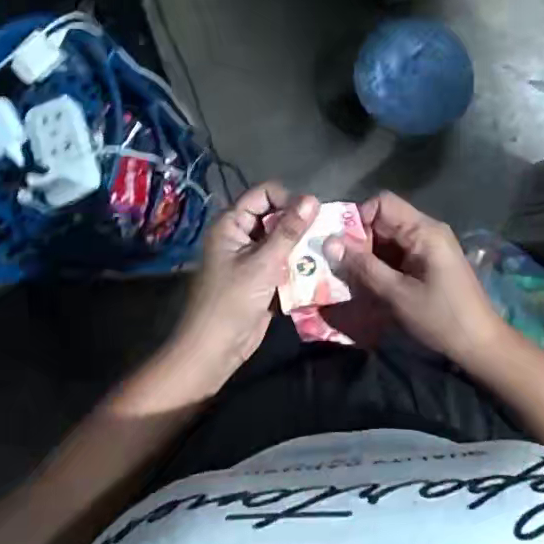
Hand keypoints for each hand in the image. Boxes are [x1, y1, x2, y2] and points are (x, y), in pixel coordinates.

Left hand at [157, 182, 317, 393]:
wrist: (215, 349)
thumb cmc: (232, 301)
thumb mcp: (263, 264)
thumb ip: (289, 231)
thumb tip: (313, 198)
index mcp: (231, 224)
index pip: (263, 194)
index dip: (287, 199)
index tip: (312, 214)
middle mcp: (240, 235)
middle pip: (275, 216)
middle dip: (300, 223)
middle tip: (327, 232)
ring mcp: (251, 258)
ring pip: (282, 241)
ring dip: (303, 245)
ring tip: (328, 249)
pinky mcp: (261, 278)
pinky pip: (283, 262)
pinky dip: (299, 264)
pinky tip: (321, 267)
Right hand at [325, 192, 507, 364]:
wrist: (481, 345)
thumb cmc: (441, 318)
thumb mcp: (397, 294)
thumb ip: (363, 266)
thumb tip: (329, 242)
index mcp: (424, 230)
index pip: (382, 203)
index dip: (358, 219)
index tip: (345, 247)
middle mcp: (427, 230)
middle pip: (383, 220)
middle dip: (360, 240)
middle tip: (343, 267)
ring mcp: (429, 246)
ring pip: (387, 238)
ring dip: (368, 255)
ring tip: (352, 278)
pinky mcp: (428, 262)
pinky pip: (397, 252)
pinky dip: (380, 264)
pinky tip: (370, 284)